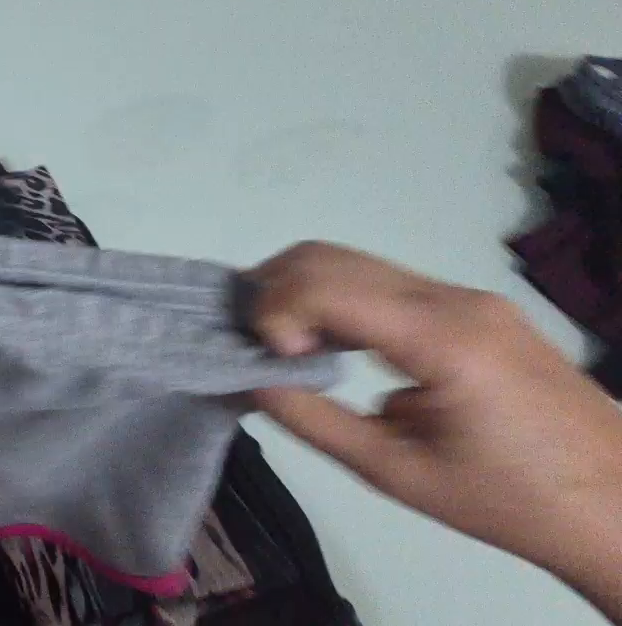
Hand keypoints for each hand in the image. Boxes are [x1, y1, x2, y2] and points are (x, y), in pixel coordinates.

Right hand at [250, 242, 621, 611]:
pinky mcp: (471, 306)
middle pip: (325, 258)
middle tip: (263, 345)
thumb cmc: (511, 501)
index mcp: (444, 340)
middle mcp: (455, 300)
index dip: (273, 313)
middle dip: (272, 293)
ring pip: (345, 259)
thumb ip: (308, 417)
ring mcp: (468, 298)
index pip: (321, 286)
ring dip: (296, 290)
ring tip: (289, 343)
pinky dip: (330, 295)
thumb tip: (249, 374)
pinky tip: (328, 338)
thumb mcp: (394, 471)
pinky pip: (376, 277)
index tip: (271, 359)